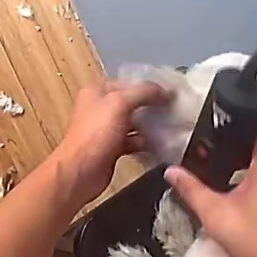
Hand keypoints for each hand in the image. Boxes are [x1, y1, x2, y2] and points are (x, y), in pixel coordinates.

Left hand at [50, 80, 168, 205]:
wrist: (80, 173)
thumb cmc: (96, 134)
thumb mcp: (119, 104)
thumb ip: (144, 92)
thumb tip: (167, 91)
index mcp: (98, 92)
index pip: (129, 83)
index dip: (150, 86)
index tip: (172, 92)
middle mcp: (101, 108)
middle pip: (133, 102)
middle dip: (153, 105)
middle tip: (176, 108)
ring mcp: (107, 129)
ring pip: (135, 122)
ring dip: (152, 124)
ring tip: (173, 125)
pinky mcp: (113, 148)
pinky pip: (134, 141)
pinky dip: (147, 141)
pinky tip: (162, 143)